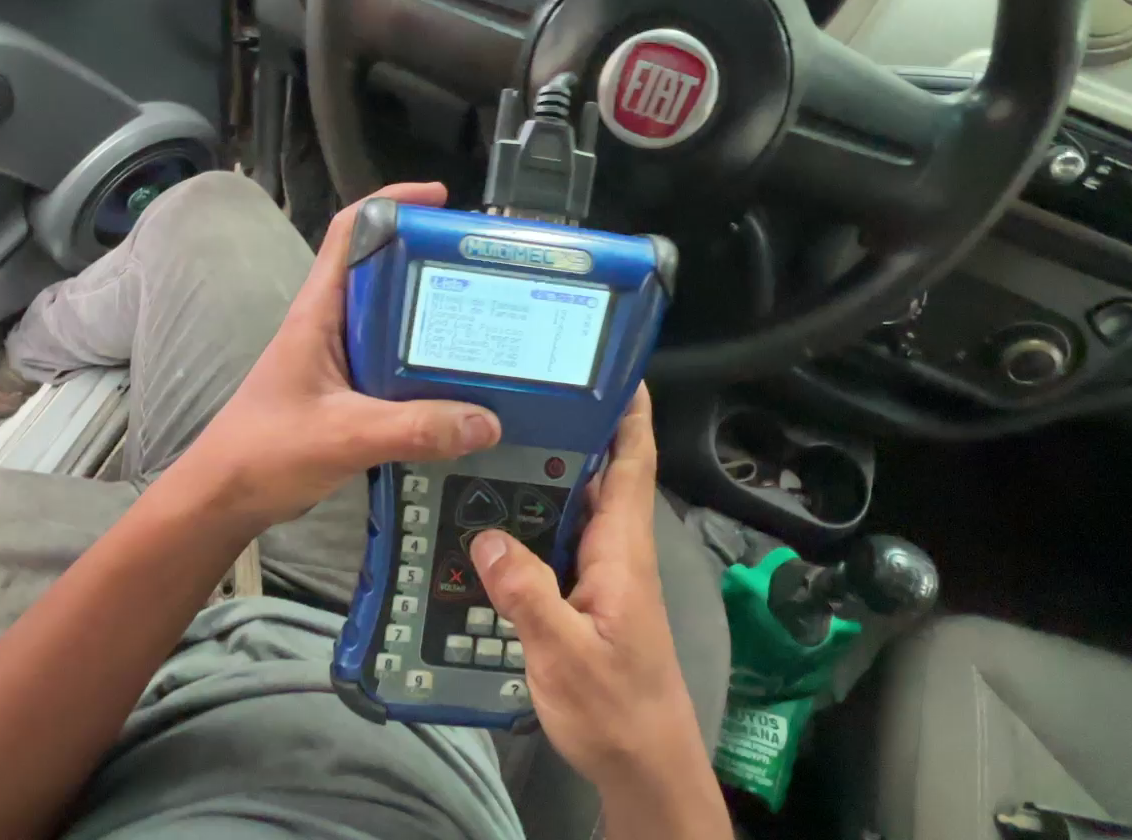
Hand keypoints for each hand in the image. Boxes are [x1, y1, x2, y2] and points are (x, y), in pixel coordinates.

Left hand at [182, 183, 502, 526]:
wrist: (224, 498)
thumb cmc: (263, 452)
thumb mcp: (341, 435)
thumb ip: (412, 429)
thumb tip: (486, 421)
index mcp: (319, 311)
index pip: (351, 231)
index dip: (392, 203)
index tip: (441, 202)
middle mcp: (332, 325)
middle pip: (386, 272)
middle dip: (433, 263)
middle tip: (487, 271)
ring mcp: (342, 359)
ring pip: (396, 321)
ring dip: (437, 318)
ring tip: (490, 323)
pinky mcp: (351, 393)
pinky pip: (399, 365)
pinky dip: (430, 367)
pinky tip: (464, 385)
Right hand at [470, 387, 726, 834]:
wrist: (645, 764)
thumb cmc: (617, 709)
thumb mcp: (565, 655)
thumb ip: (528, 595)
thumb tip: (487, 536)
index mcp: (622, 549)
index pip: (632, 462)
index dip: (630, 412)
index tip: (613, 366)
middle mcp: (616, 549)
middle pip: (598, 472)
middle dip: (569, 426)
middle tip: (518, 389)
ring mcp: (603, 571)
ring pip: (574, 503)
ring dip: (545, 470)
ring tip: (494, 436)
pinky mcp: (587, 592)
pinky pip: (559, 536)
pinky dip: (533, 514)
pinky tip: (494, 512)